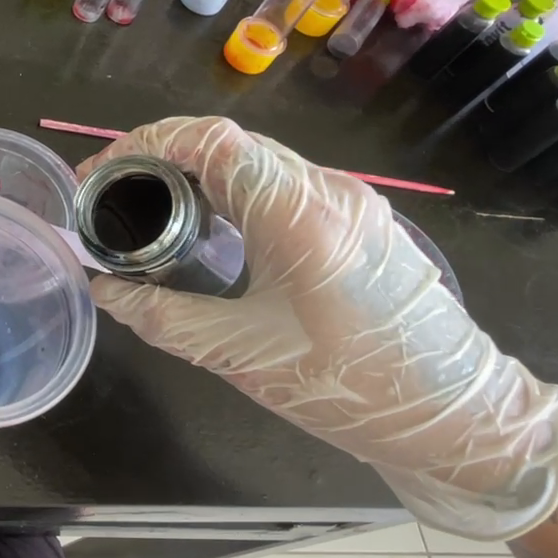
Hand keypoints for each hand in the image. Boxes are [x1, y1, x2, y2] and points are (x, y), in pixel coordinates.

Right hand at [78, 117, 557, 540]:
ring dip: (193, 169)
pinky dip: (227, 188)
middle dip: (160, 154)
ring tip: (146, 202)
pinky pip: (278, 182)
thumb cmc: (347, 387)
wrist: (456, 416)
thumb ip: (161, 317)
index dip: (146, 144)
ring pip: (254, 159)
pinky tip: (203, 222)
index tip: (101, 172)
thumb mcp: (239, 356)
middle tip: (112, 189)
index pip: (212, 142)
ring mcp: (348, 201)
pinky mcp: (355, 220)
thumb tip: (104, 290)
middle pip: (230, 142)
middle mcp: (328, 192)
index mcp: (301, 217)